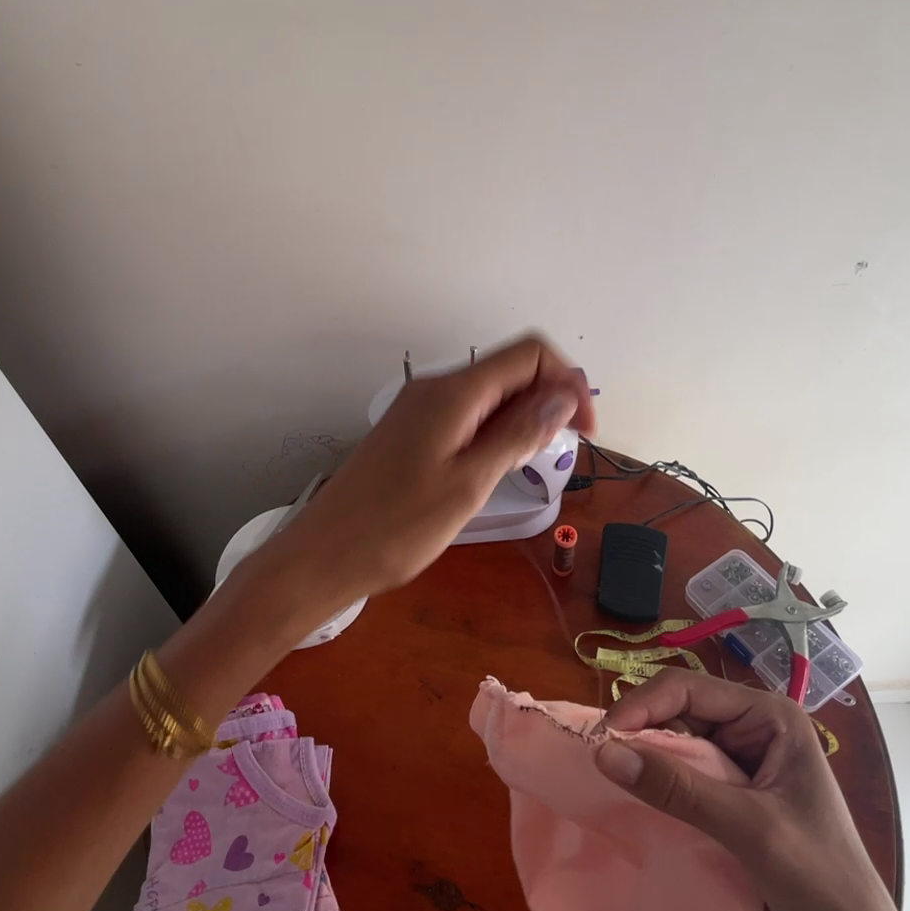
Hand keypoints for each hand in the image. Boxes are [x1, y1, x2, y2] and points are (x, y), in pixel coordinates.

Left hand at [260, 334, 595, 606]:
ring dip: (521, 420)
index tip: (584, 431)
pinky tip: (493, 468)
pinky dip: (493, 432)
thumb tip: (562, 397)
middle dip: (547, 401)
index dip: (568, 383)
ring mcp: (420, 410)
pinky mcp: (411, 431)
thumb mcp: (470, 484)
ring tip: (525, 466)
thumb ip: (517, 435)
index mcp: (452, 394)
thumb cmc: (396, 527)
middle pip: (509, 371)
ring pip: (489, 395)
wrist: (325, 555)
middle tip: (558, 453)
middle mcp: (435, 390)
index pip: (528, 355)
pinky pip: (466, 415)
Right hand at [592, 670, 900, 910]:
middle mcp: (754, 724)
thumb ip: (679, 789)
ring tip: (619, 776)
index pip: (688, 687)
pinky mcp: (733, 786)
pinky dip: (659, 777)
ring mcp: (744, 755)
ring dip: (648, 755)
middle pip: (678, 708)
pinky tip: (643, 791)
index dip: (641, 704)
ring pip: (676, 737)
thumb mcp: (749, 829)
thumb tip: (604, 752)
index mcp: (770, 715)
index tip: (603, 738)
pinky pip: (683, 768)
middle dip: (642, 730)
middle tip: (604, 759)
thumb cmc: (820, 877)